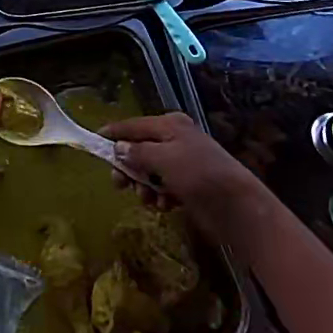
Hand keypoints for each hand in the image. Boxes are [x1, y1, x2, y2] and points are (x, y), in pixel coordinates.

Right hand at [101, 113, 271, 238]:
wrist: (238, 207)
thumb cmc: (199, 175)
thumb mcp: (164, 160)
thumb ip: (138, 153)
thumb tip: (118, 147)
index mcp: (169, 125)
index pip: (133, 125)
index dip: (114, 133)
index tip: (94, 141)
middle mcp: (174, 139)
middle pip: (139, 149)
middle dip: (129, 167)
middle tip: (119, 184)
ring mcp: (182, 162)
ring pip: (149, 171)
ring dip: (144, 185)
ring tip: (149, 199)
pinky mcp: (188, 185)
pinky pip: (162, 186)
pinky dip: (160, 195)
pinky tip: (166, 205)